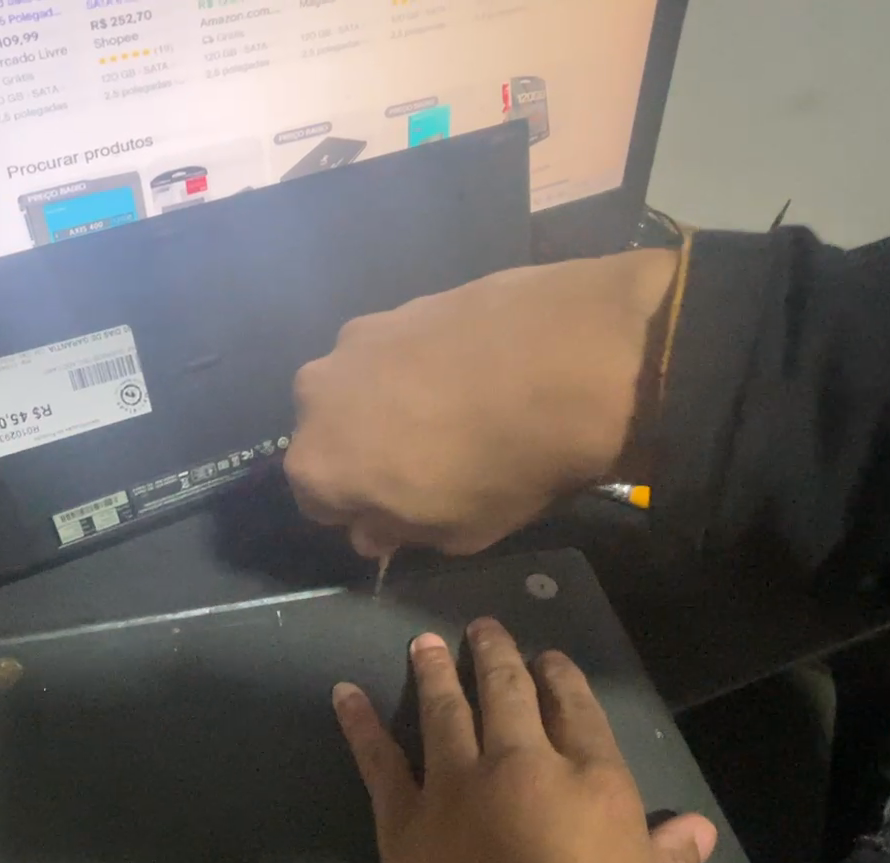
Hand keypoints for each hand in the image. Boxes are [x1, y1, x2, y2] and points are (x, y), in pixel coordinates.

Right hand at [287, 250, 677, 556]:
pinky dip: (417, 366)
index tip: (398, 511)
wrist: (573, 360)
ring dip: (386, 405)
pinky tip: (469, 372)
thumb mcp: (452, 534)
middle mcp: (315, 395)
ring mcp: (357, 339)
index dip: (359, 512)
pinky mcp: (400, 302)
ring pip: (359, 389)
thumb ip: (395, 532)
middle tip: (424, 459)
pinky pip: (394, 351)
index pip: (316, 502)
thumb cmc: (502, 468)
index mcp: (316, 463)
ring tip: (450, 409)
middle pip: (330, 437)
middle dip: (363, 452)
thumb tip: (371, 526)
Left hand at [333, 618, 716, 862]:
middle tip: (484, 626)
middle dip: (498, 656)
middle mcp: (525, 772)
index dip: (563, 680)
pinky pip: (377, 759)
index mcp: (597, 793)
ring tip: (427, 641)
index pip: (581, 715)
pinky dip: (358, 723)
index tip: (549, 656)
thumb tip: (689, 829)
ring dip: (435, 670)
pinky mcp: (402, 822)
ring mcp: (456, 790)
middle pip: (509, 696)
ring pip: (445, 710)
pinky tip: (344, 694)